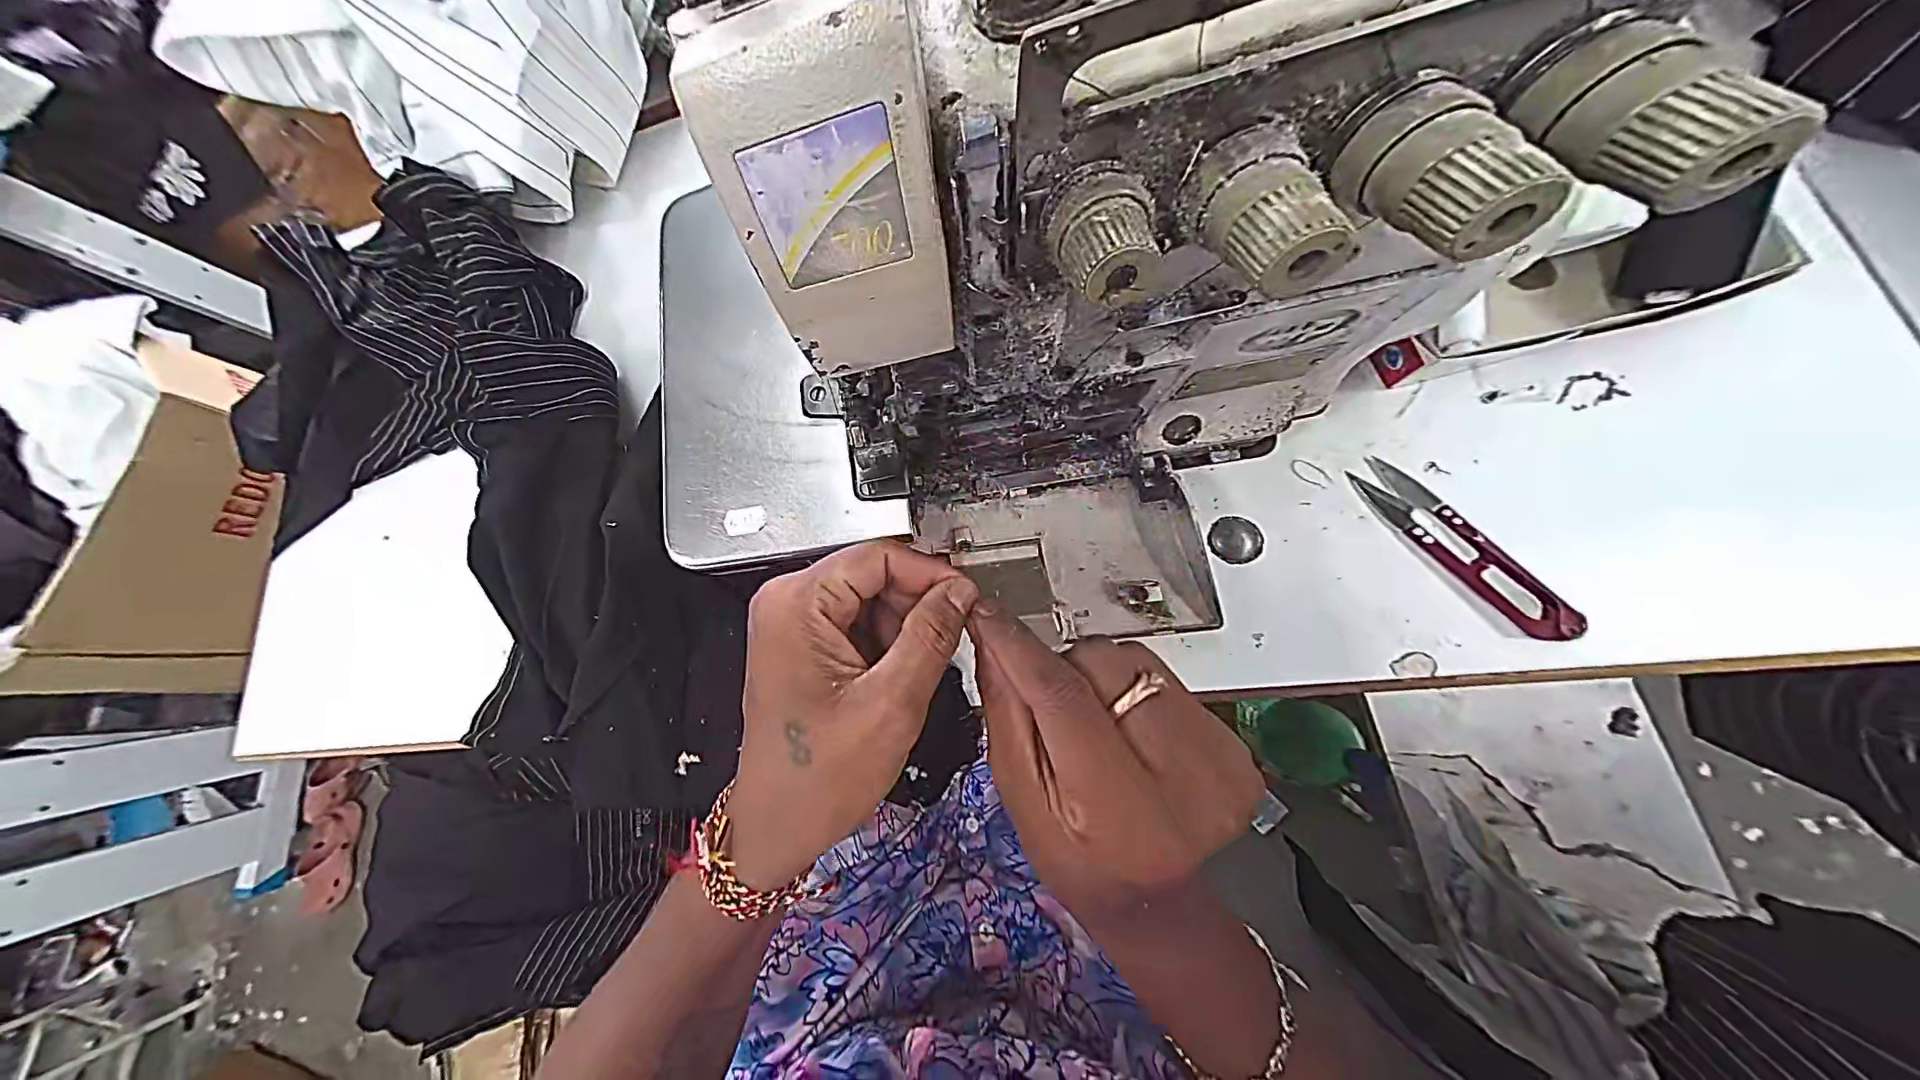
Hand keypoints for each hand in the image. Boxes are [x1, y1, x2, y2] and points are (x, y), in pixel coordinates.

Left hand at [725, 540, 978, 890]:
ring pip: (870, 598)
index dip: (931, 573)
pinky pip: (858, 621)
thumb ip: (932, 636)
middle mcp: (786, 603)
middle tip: (949, 638)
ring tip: (913, 672)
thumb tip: (959, 594)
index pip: (878, 556)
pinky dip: (887, 642)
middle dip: (917, 605)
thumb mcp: (891, 703)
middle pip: (873, 573)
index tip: (966, 596)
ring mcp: (792, 623)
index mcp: (796, 605)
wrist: (778, 824)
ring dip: (904, 627)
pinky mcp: (802, 643)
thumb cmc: (818, 779)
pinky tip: (894, 678)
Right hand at [970, 603, 1263, 919]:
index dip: (1018, 647)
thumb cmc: (1078, 859)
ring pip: (1131, 658)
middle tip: (1059, 718)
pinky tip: (1130, 730)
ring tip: (1098, 726)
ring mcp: (1219, 760)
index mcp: (1120, 810)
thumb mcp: (1023, 800)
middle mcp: (1183, 783)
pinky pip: (1162, 673)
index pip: (1061, 697)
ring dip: (1100, 677)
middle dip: (1064, 671)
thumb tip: (992, 644)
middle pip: (1100, 663)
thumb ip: (1007, 716)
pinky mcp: (1234, 744)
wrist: (1154, 894)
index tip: (989, 615)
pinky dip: (1133, 687)